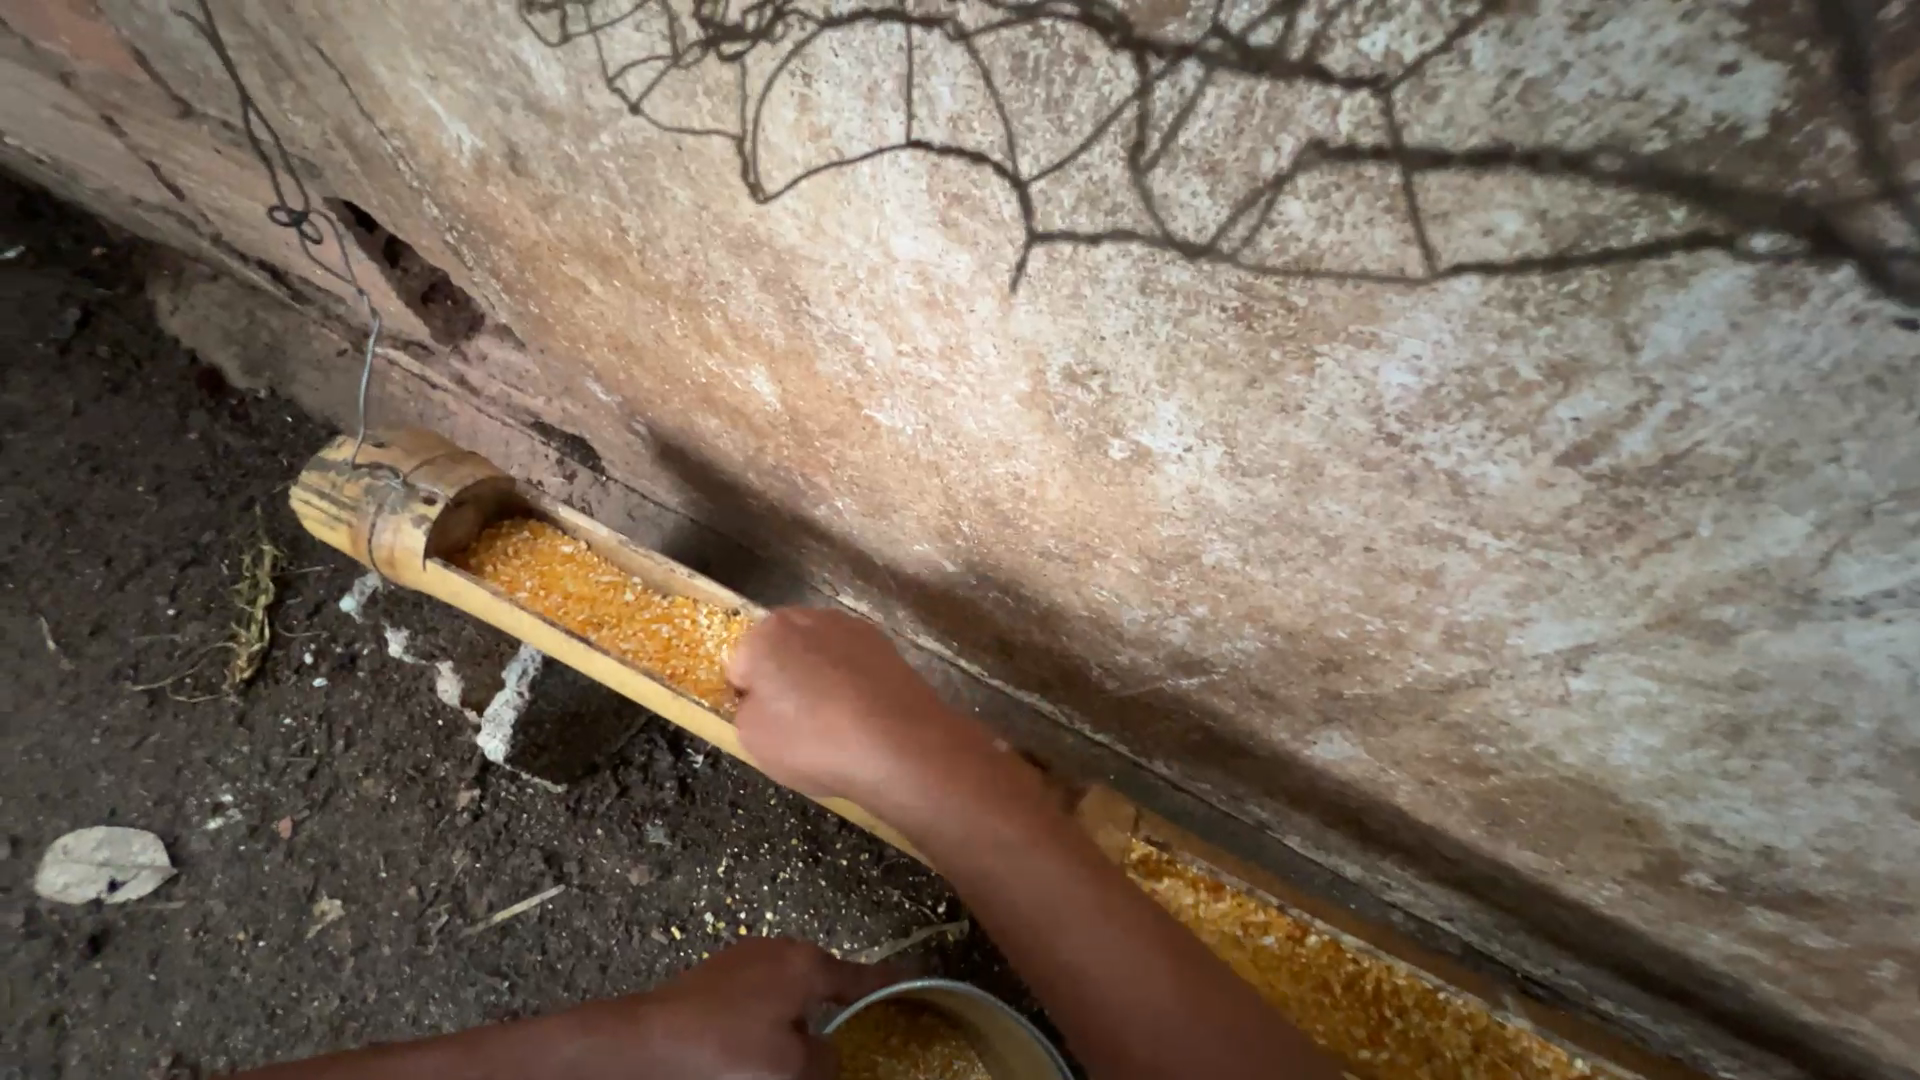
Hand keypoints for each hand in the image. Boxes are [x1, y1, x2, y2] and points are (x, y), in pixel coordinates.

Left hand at [575, 937, 895, 1079]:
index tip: (914, 981)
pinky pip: (763, 987)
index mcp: (809, 965)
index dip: (891, 983)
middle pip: (827, 978)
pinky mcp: (721, 967)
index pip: (864, 975)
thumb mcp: (788, 1067)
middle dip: (838, 1003)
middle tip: (848, 1031)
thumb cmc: (727, 1050)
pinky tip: (753, 1038)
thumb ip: (824, 1058)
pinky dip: (771, 1010)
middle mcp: (786, 948)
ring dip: (800, 1010)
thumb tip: (830, 1053)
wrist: (646, 1039)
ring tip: (794, 1044)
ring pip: (792, 983)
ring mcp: (751, 953)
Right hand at [727, 608, 1003, 810]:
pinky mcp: (886, 646)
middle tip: (794, 724)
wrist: (900, 743)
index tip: (763, 722)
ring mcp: (853, 628)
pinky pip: (853, 666)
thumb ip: (748, 708)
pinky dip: (852, 685)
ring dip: (820, 680)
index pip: (740, 664)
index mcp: (768, 632)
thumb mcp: (751, 737)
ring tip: (833, 724)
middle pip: (783, 651)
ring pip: (821, 656)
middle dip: (784, 680)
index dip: (747, 696)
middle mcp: (810, 617)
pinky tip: (861, 716)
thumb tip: (765, 699)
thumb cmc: (814, 739)